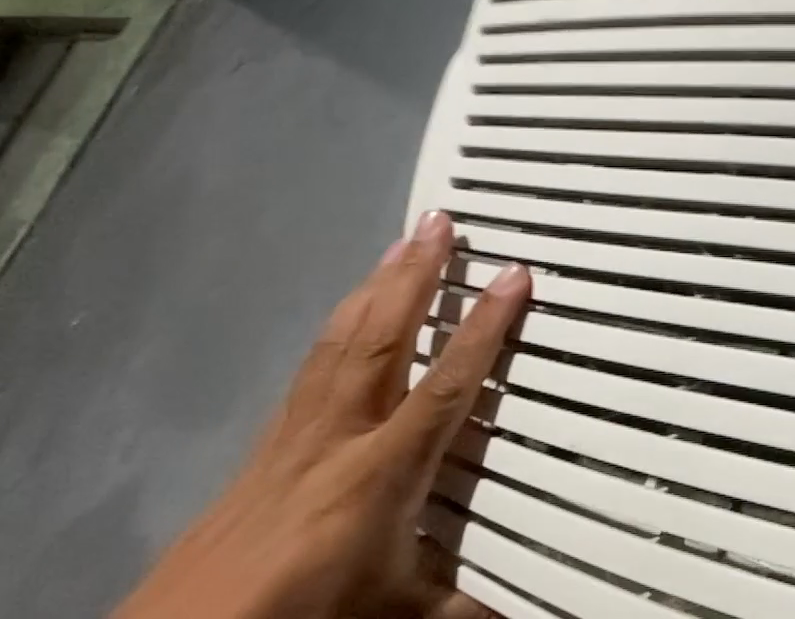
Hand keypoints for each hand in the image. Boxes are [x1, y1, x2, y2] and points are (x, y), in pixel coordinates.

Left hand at [113, 212, 531, 618]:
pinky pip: (310, 369)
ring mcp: (292, 438)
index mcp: (380, 473)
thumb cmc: (303, 617)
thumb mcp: (395, 614)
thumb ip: (462, 603)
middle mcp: (336, 439)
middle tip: (438, 222)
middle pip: (382, 340)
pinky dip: (337, 327)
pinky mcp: (262, 448)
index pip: (446, 384)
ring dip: (374, 287)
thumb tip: (526, 610)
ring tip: (400, 243)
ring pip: (339, 344)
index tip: (514, 275)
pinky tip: (346, 312)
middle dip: (414, 276)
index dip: (483, 327)